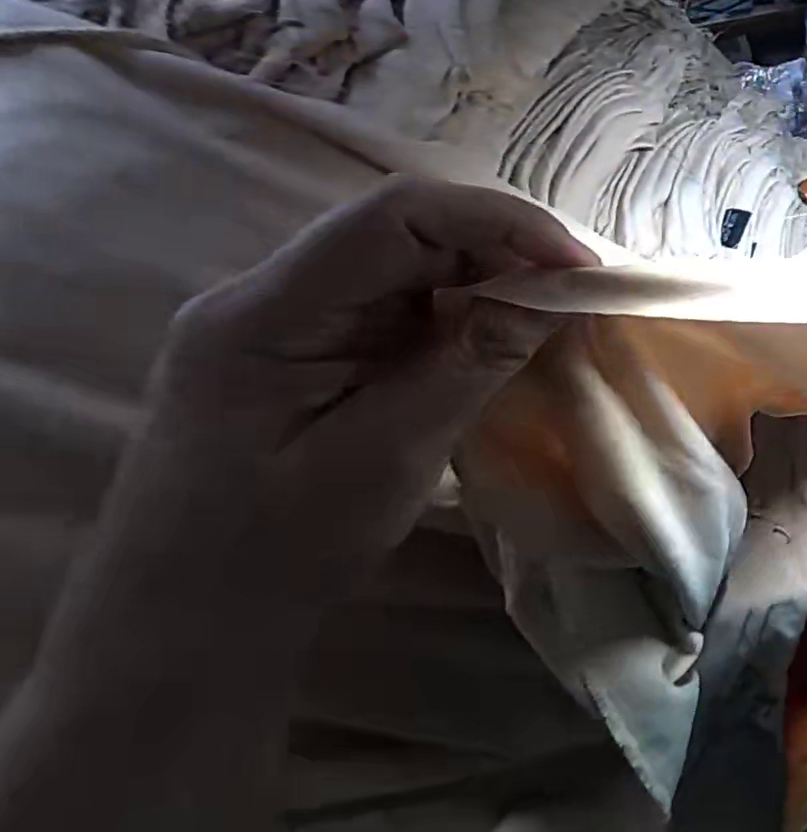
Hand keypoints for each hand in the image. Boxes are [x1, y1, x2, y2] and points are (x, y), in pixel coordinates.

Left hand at [95, 177, 594, 613]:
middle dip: (513, 248)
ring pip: (425, 259)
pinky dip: (483, 305)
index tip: (580, 264)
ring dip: (504, 276)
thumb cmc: (278, 547)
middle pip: (415, 228)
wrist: (192, 618)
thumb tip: (561, 296)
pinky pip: (422, 297)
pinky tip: (516, 332)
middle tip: (585, 293)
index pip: (396, 217)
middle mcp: (282, 293)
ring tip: (561, 312)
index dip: (502, 221)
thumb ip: (475, 362)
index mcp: (269, 313)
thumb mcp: (392, 452)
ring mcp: (308, 315)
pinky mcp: (334, 340)